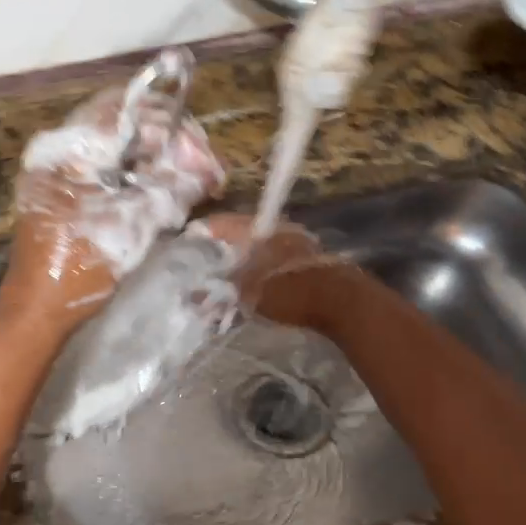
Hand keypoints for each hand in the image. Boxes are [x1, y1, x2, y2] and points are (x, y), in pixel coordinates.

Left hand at [0, 83, 225, 333]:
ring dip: (155, 163)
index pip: (127, 106)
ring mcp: (56, 172)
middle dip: (168, 144)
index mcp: (68, 149)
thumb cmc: (77, 271)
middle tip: (201, 171)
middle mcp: (58, 150)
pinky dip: (135, 178)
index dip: (171, 122)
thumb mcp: (130, 228)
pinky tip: (160, 196)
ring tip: (188, 184)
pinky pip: (105, 171)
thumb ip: (169, 189)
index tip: (199, 150)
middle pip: (123, 126)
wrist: (34, 312)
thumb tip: (206, 168)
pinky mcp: (61, 194)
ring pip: (117, 150)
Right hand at [209, 216, 366, 333]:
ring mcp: (292, 241)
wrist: (339, 301)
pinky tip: (249, 289)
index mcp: (257, 228)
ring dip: (240, 265)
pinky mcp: (304, 258)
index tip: (185, 251)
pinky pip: (270, 261)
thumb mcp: (246, 293)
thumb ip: (220, 289)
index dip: (200, 236)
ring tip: (224, 285)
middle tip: (202, 272)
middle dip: (219, 253)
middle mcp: (274, 227)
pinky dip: (257, 272)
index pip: (219, 223)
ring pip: (255, 249)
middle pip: (238, 235)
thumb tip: (196, 292)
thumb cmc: (289, 292)